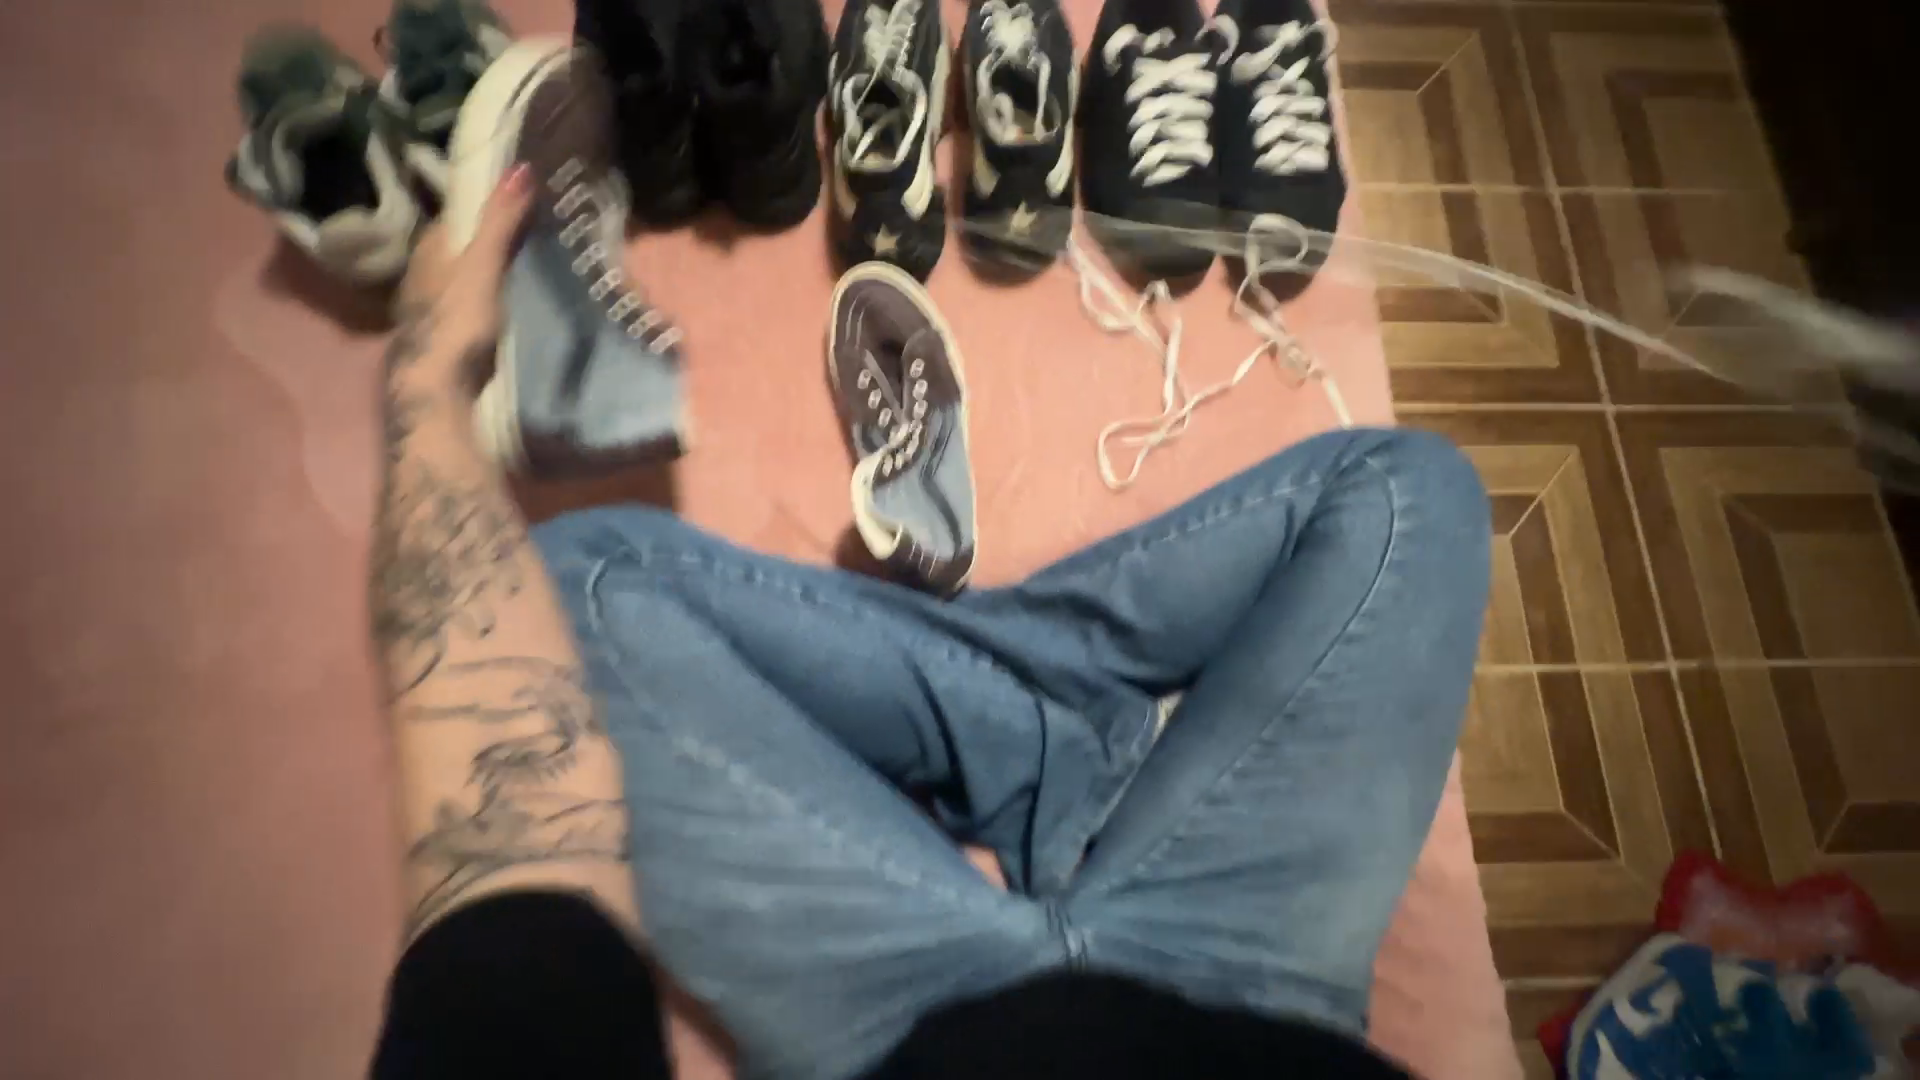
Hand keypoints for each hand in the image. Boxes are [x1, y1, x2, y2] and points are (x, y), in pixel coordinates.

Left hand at [388, 165, 533, 401]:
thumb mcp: (484, 265)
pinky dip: (490, 294)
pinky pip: (474, 300)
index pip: (460, 213)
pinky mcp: (450, 333)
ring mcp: (436, 304)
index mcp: (431, 247)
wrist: (438, 382)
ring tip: (527, 263)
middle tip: (532, 230)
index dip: (487, 204)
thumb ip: (501, 222)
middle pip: (463, 244)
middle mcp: (427, 270)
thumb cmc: (459, 319)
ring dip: (491, 267)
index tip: (521, 199)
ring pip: (467, 274)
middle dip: (490, 236)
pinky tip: (510, 300)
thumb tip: (521, 167)